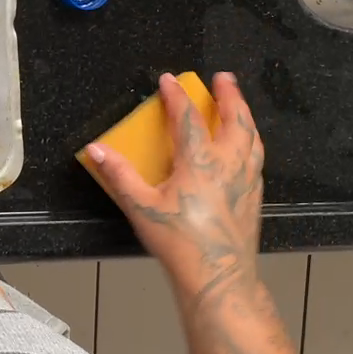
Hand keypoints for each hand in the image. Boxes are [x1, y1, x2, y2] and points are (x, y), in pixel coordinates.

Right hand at [85, 72, 264, 299]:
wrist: (217, 275)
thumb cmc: (178, 241)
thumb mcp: (140, 206)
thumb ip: (118, 174)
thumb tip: (96, 149)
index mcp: (199, 163)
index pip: (188, 119)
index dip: (177, 96)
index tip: (169, 79)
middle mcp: (228, 165)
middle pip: (235, 121)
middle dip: (229, 96)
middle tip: (224, 78)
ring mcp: (246, 181)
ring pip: (252, 138)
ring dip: (245, 116)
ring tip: (238, 106)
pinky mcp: (254, 196)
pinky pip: (256, 158)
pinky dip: (251, 142)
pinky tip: (246, 148)